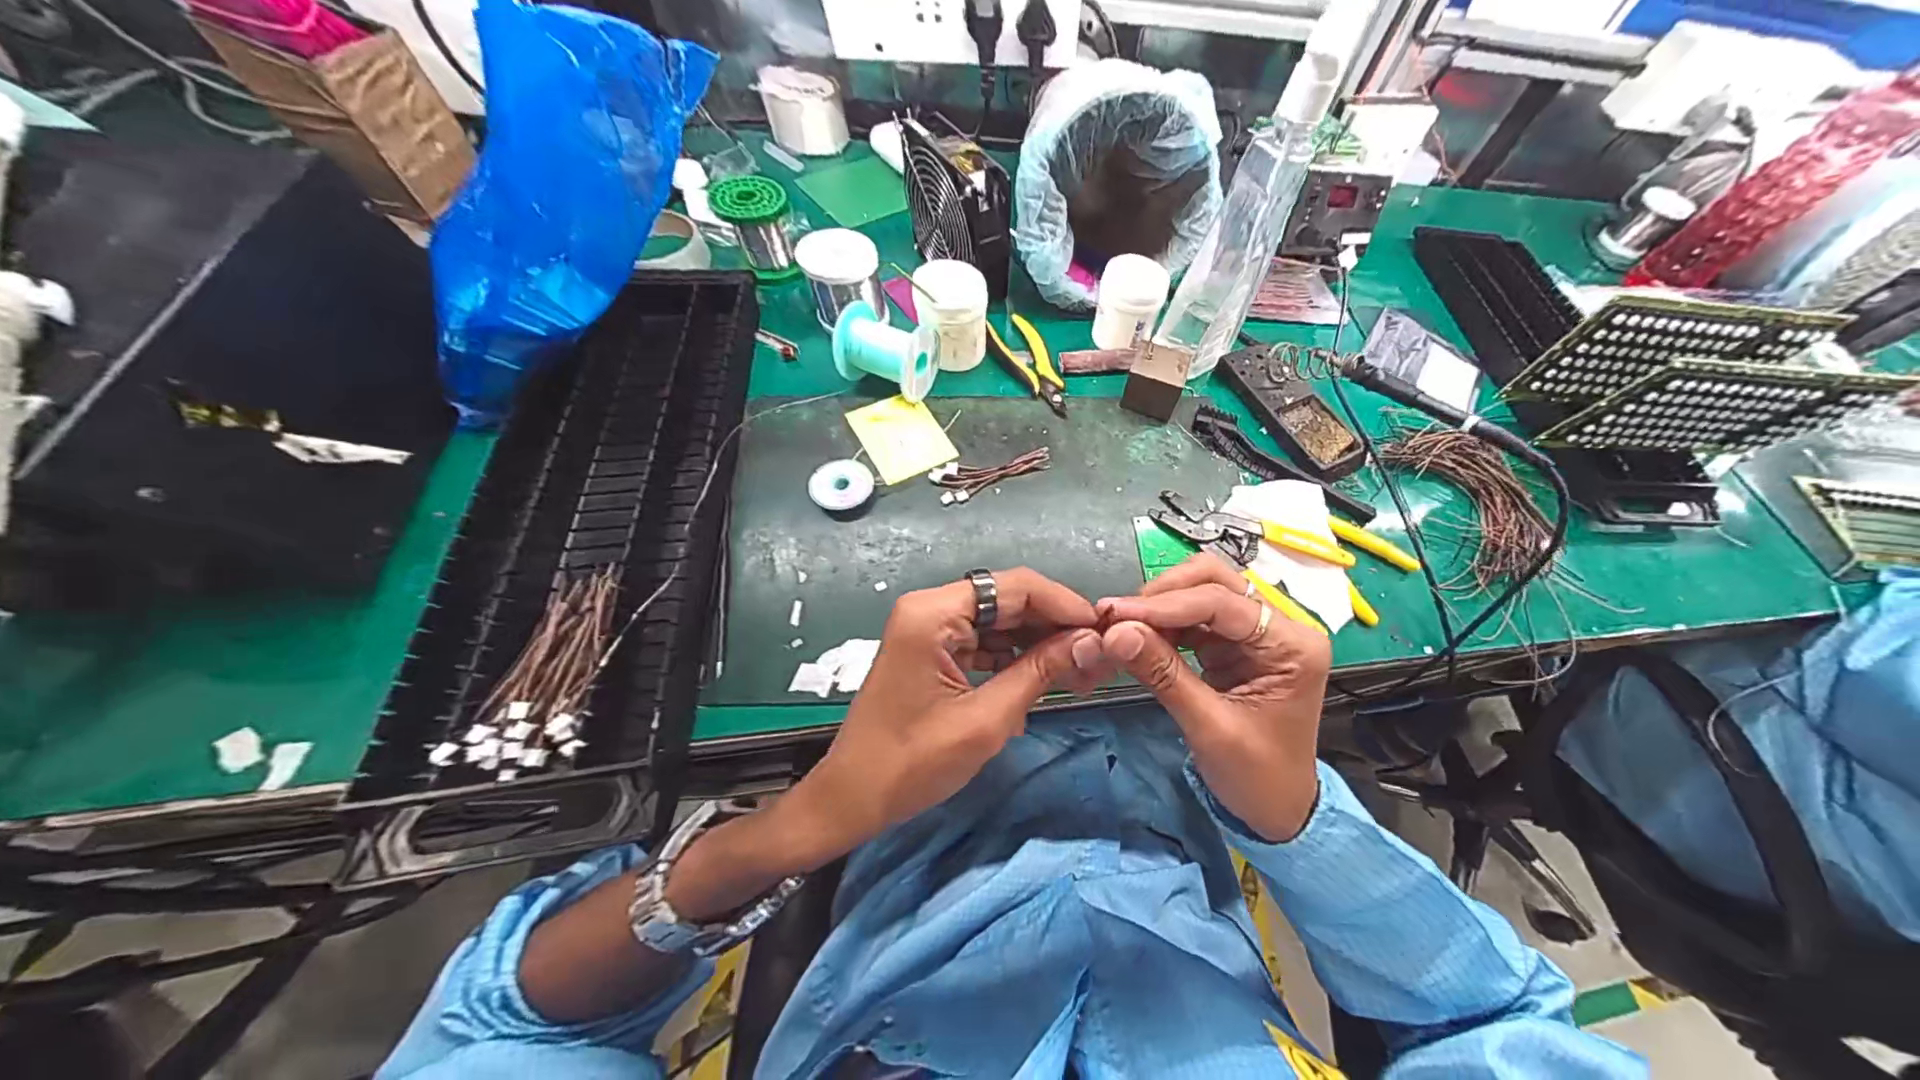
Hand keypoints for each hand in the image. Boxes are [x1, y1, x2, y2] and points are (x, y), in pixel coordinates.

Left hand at [780, 567, 1102, 861]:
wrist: (853, 797)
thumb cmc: (912, 763)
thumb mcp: (985, 720)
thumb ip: (1038, 673)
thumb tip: (1089, 642)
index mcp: (932, 613)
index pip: (1013, 586)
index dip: (1062, 603)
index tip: (1101, 629)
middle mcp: (927, 608)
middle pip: (1005, 599)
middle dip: (1051, 624)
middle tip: (1094, 654)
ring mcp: (926, 628)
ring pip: (996, 620)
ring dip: (1034, 641)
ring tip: (1075, 669)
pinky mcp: (928, 649)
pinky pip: (979, 640)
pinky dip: (1009, 656)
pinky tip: (1037, 679)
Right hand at [1096, 554, 1331, 841]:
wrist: (1277, 812)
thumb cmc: (1257, 777)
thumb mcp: (1209, 727)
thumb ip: (1163, 674)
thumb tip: (1115, 633)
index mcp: (1292, 644)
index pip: (1222, 603)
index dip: (1165, 605)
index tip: (1115, 614)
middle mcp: (1279, 627)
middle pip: (1215, 580)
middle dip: (1162, 594)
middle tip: (1116, 617)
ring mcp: (1254, 633)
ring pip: (1200, 592)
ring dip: (1158, 606)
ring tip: (1119, 626)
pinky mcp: (1232, 645)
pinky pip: (1191, 618)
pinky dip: (1161, 623)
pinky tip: (1135, 636)